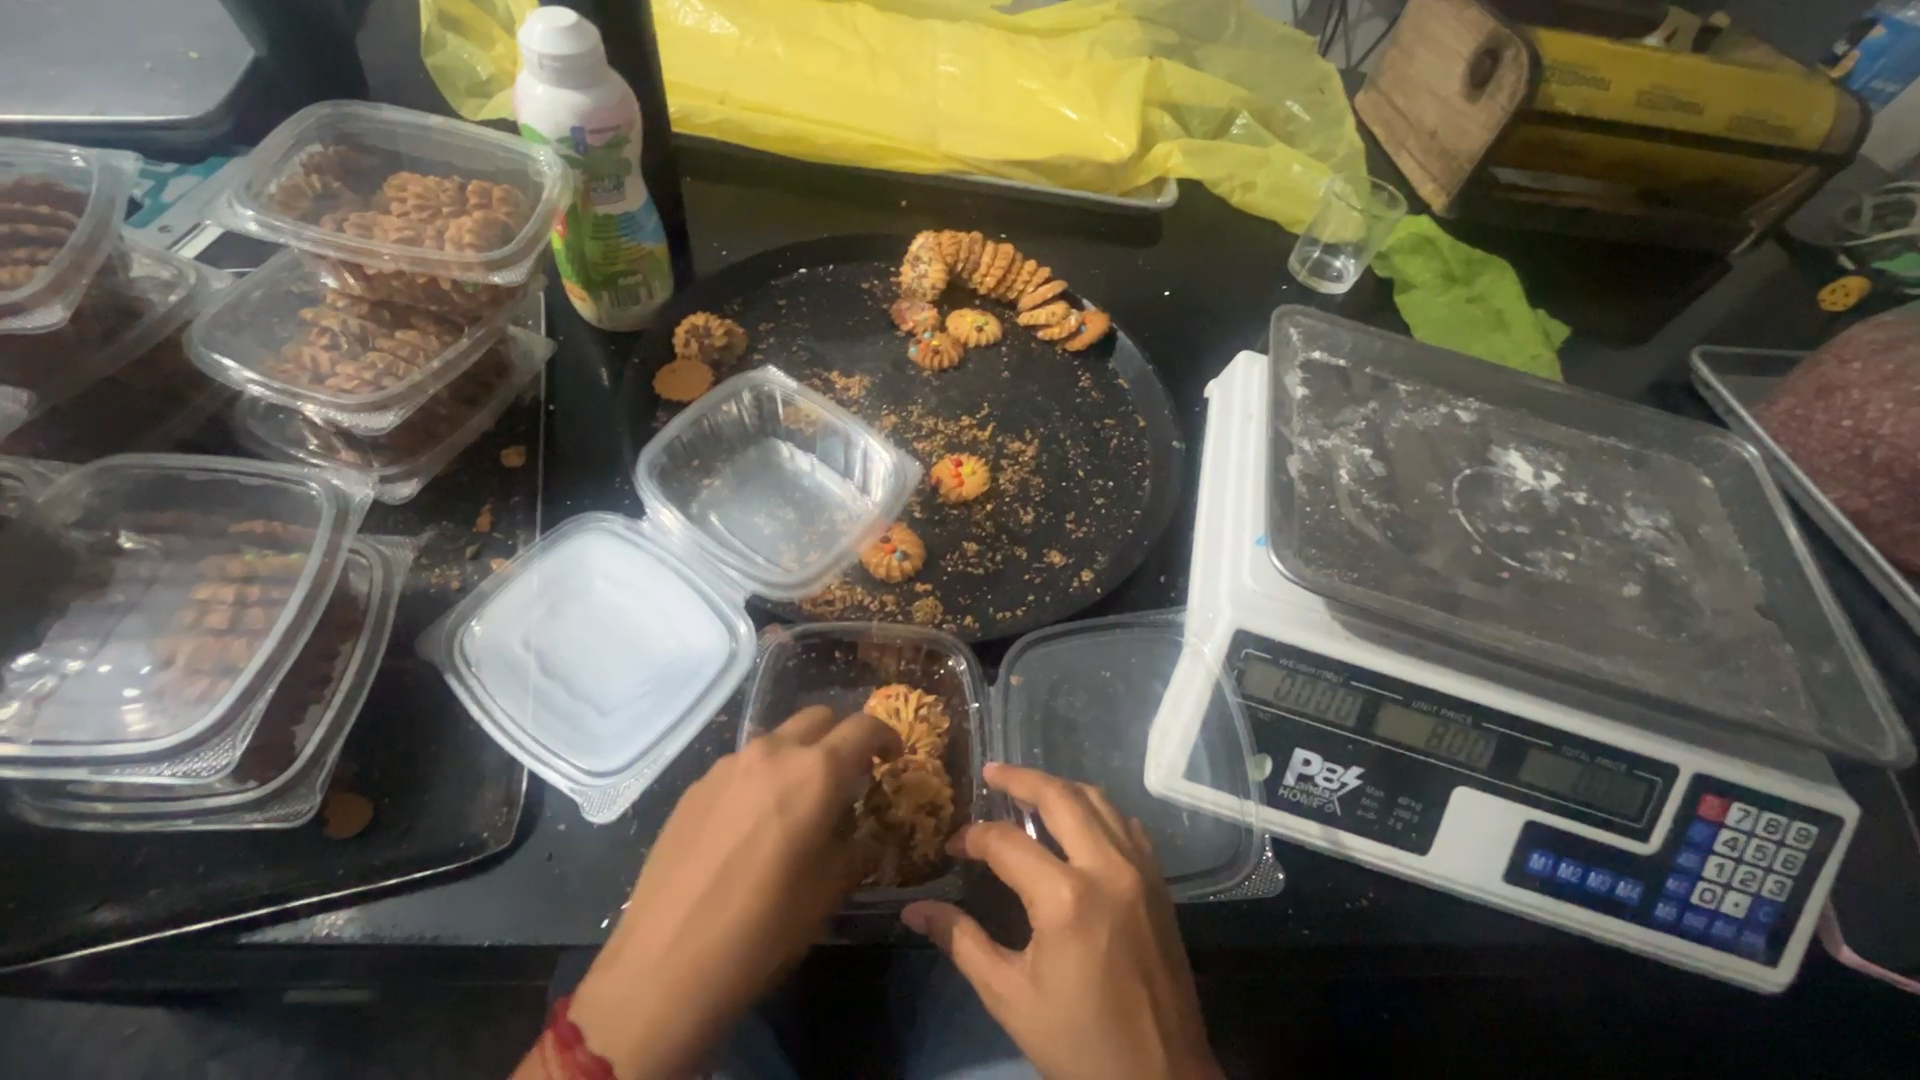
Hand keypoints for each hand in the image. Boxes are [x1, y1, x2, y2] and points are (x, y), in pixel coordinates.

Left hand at [566, 707, 900, 1079]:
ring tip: (795, 806)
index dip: (886, 737)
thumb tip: (866, 837)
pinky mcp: (695, 788)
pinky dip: (760, 781)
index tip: (891, 759)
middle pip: (818, 718)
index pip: (863, 727)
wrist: (668, 961)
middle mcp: (772, 754)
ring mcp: (727, 767)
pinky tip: (750, 828)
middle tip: (847, 778)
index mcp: (816, 773)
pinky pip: (741, 768)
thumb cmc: (766, 927)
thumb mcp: (830, 890)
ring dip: (797, 758)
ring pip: (775, 741)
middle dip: (840, 739)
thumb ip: (856, 849)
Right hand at [902, 764, 1221, 1079]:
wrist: (1161, 1079)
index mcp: (1065, 898)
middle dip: (1020, 778)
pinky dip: (1098, 812)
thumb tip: (915, 909)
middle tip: (991, 773)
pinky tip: (1079, 823)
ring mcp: (1141, 872)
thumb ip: (962, 942)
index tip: (952, 846)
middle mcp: (1107, 868)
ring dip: (1061, 788)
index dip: (973, 838)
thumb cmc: (1078, 1041)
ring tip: (1029, 789)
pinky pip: (1128, 826)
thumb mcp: (1009, 996)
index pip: (1007, 842)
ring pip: (1100, 802)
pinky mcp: (1160, 884)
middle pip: (1060, 797)